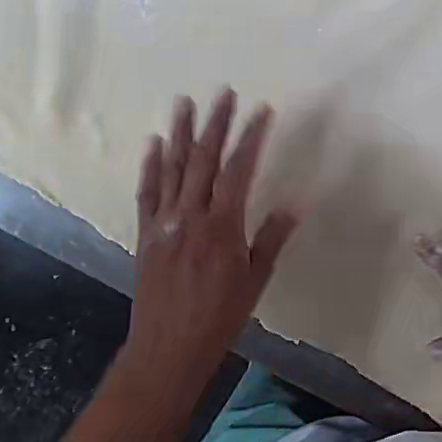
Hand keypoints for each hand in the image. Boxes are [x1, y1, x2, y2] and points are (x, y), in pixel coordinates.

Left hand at [120, 89, 297, 387]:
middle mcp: (190, 216)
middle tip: (223, 92)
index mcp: (222, 225)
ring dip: (181, 133)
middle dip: (215, 123)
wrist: (167, 349)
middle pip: (204, 160)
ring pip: (173, 168)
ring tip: (185, 102)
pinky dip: (152, 166)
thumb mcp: (256, 279)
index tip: (262, 111)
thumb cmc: (220, 316)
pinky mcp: (145, 234)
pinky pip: (147, 193)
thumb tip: (296, 203)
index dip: (251, 137)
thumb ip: (272, 237)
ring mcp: (164, 223)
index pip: (239, 169)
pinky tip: (155, 143)